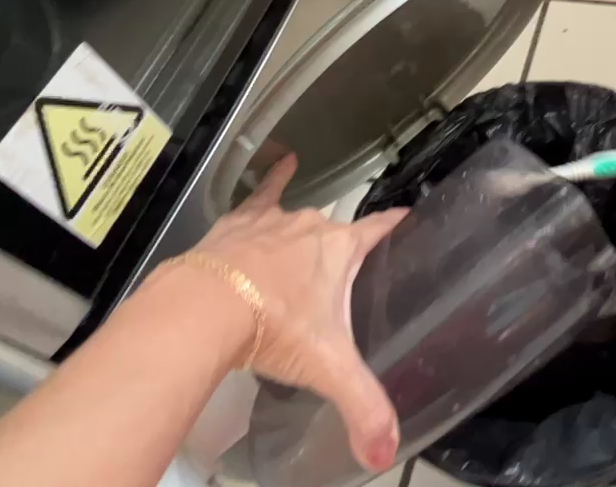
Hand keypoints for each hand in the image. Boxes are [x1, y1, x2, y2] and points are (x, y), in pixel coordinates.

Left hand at [180, 155, 406, 471]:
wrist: (208, 306)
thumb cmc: (275, 327)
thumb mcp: (326, 369)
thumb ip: (363, 406)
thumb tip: (384, 452)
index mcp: (341, 249)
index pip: (379, 229)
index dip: (395, 222)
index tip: (407, 213)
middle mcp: (313, 225)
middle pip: (337, 231)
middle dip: (342, 247)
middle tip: (341, 274)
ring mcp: (275, 220)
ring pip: (300, 214)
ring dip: (305, 230)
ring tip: (309, 241)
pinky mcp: (240, 222)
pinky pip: (262, 194)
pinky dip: (273, 179)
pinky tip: (282, 163)